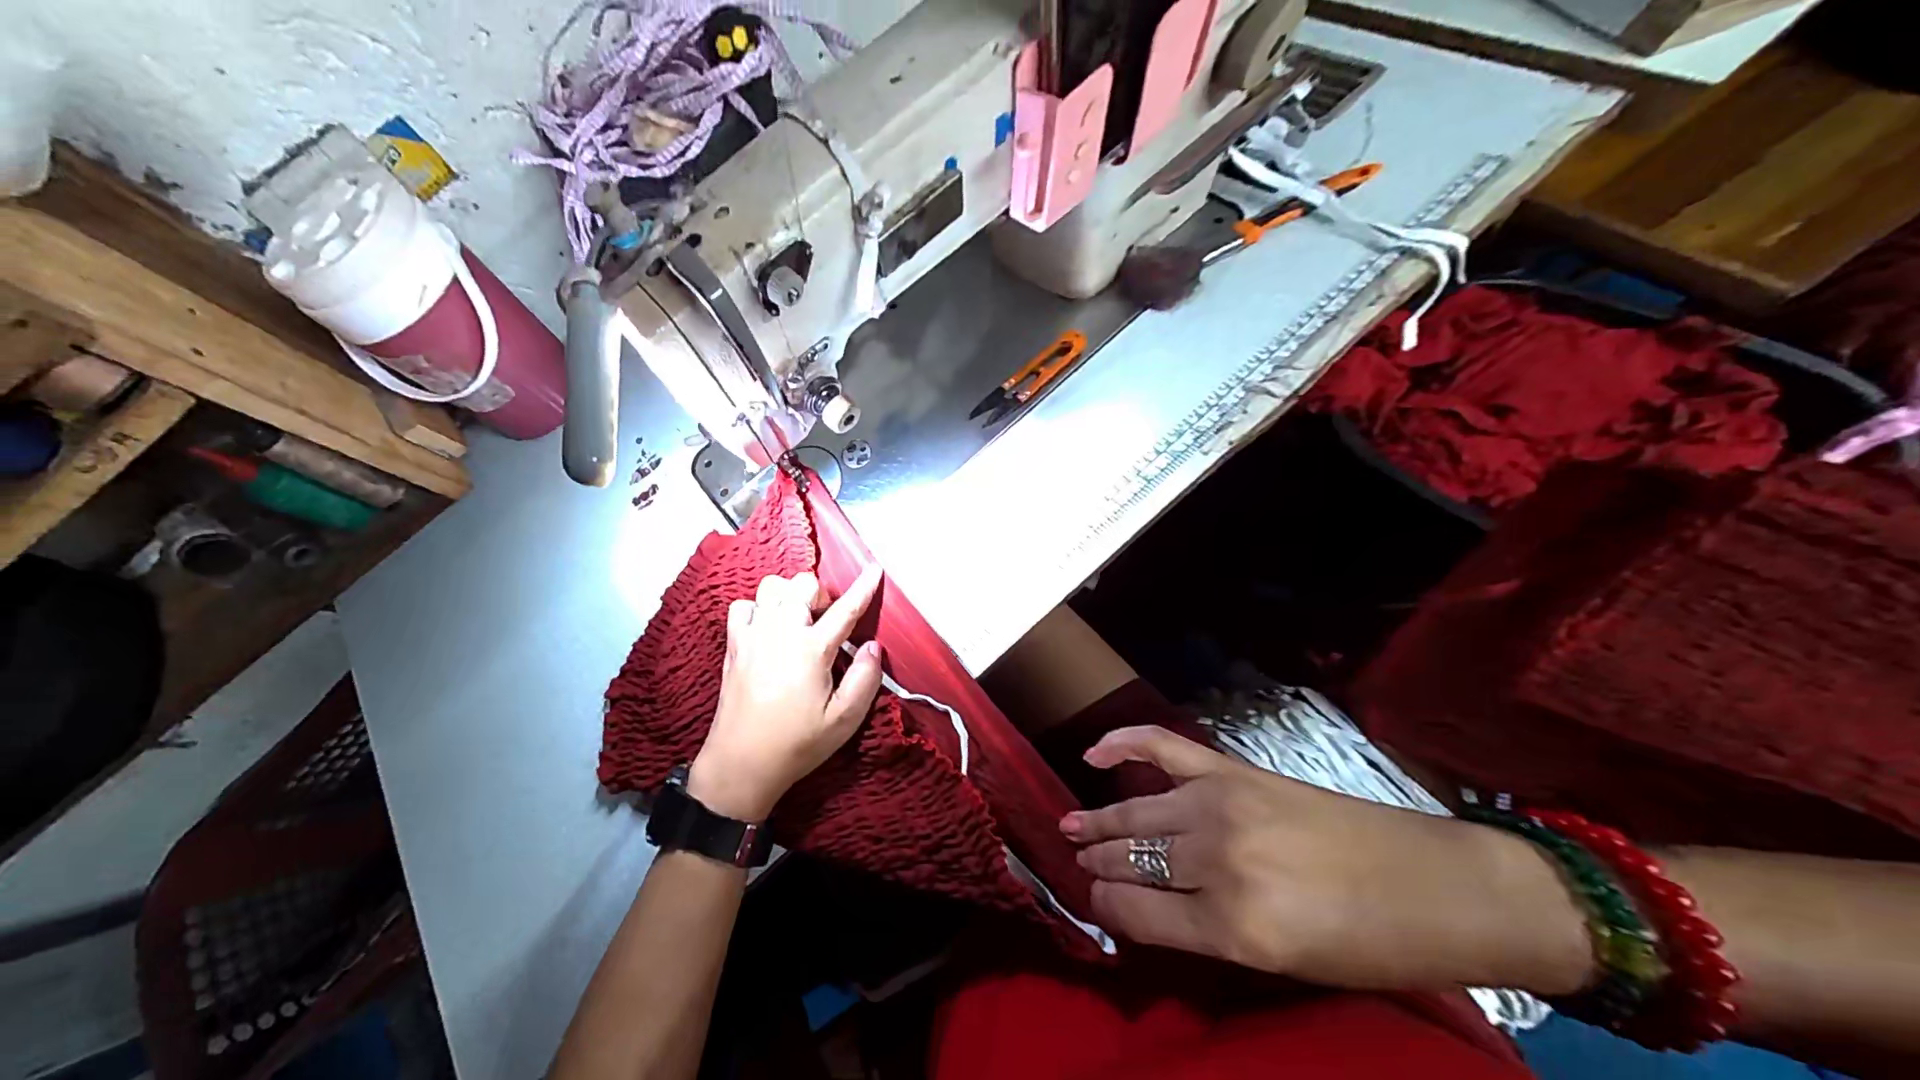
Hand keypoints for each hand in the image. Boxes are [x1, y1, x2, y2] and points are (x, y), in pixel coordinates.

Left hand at [687, 567, 883, 822]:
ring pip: (772, 587)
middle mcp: (779, 633)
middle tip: (830, 620)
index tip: (875, 568)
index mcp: (811, 650)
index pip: (845, 609)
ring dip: (791, 595)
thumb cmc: (796, 744)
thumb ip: (865, 678)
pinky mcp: (734, 646)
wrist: (740, 764)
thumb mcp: (844, 720)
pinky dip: (760, 608)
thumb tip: (873, 646)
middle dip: (823, 593)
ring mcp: (752, 636)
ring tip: (801, 619)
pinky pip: (744, 606)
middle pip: (803, 584)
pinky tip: (770, 627)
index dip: (864, 587)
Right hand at [1060, 726, 1594, 994]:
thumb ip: (1201, 935)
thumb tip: (1137, 910)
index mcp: (1231, 926)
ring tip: (1073, 829)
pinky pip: (1162, 748)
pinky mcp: (1233, 770)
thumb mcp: (1280, 965)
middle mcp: (1216, 859)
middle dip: (1098, 866)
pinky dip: (1123, 744)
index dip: (1106, 909)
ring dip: (1100, 823)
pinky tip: (1094, 753)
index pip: (1134, 913)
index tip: (1093, 905)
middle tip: (1078, 867)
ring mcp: (1222, 804)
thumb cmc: (1366, 945)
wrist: (1436, 884)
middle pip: (1130, 860)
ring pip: (1136, 813)